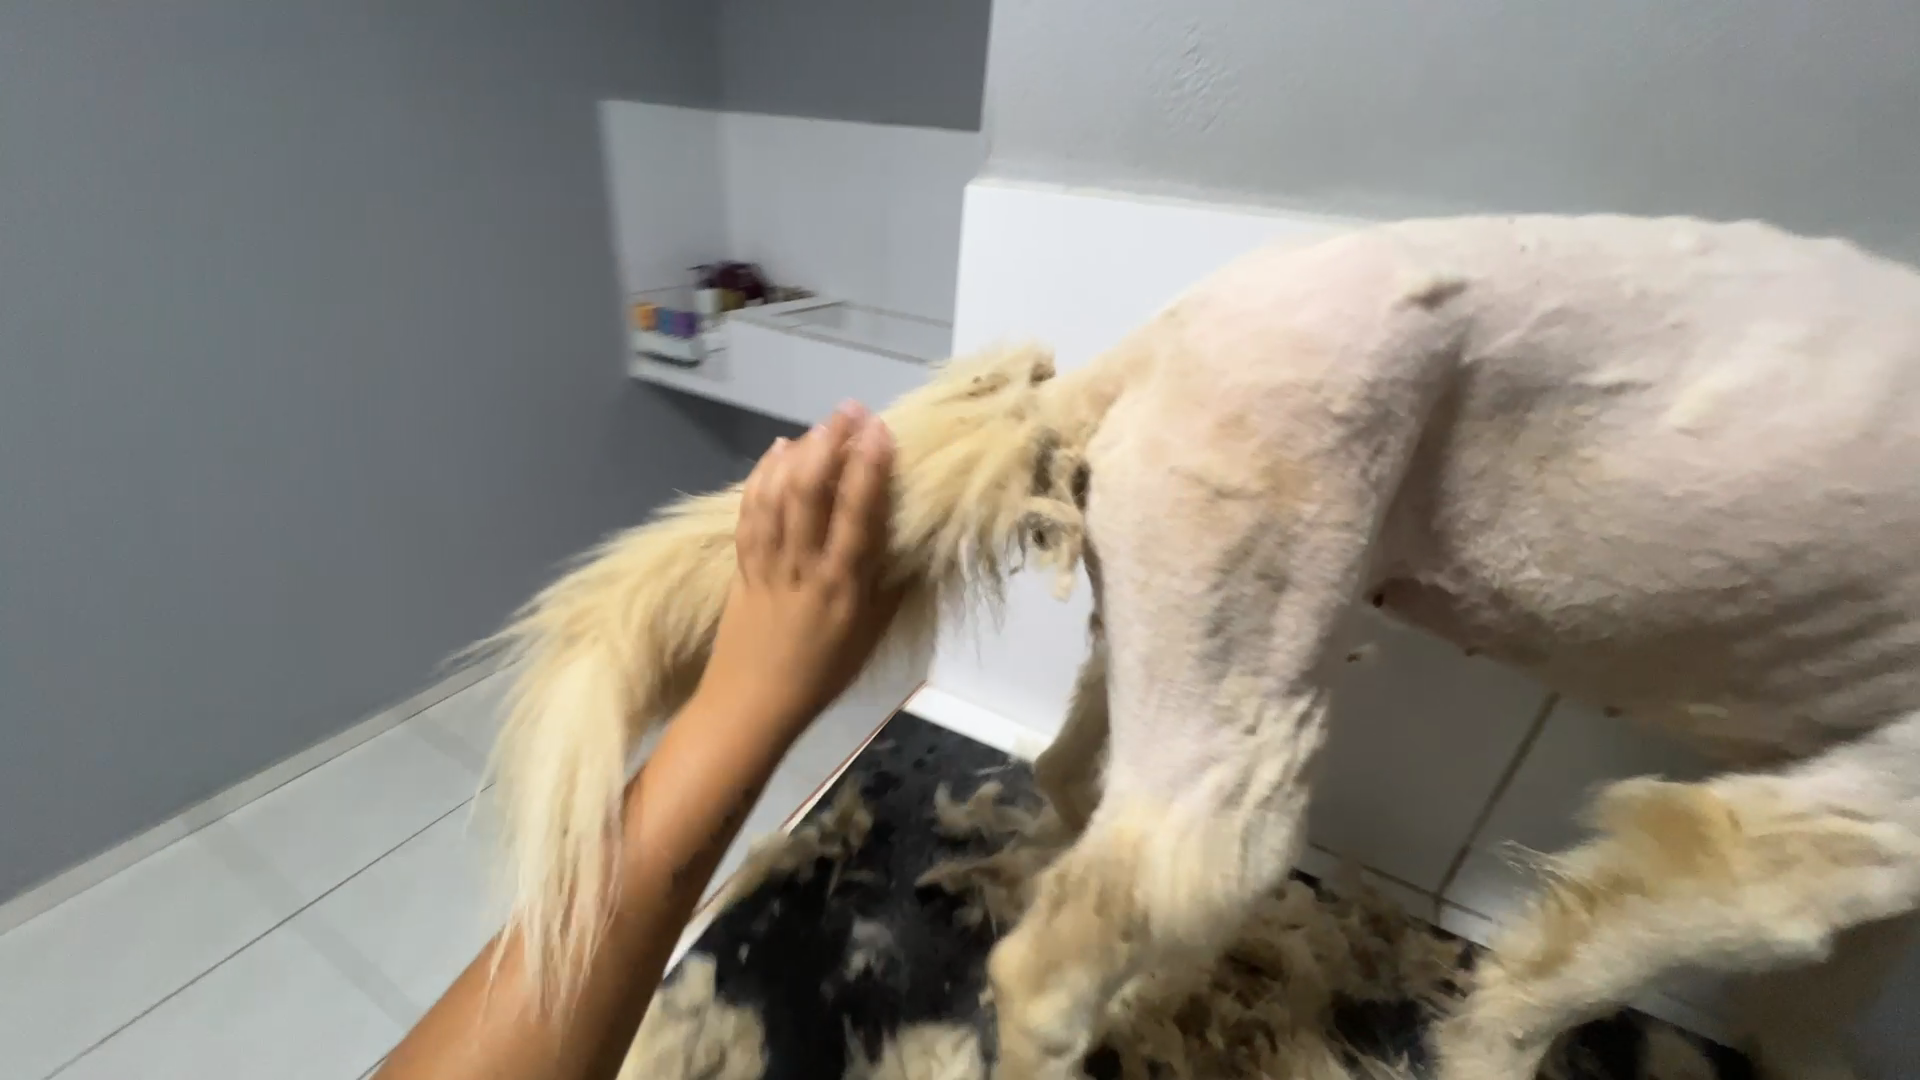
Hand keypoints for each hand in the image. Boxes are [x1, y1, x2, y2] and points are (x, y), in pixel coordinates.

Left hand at [693, 402, 902, 740]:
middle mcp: (803, 566)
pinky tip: (776, 451)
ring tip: (820, 425)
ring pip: (778, 494)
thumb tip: (913, 542)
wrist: (752, 705)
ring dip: (799, 452)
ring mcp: (767, 562)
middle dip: (831, 443)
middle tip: (850, 410)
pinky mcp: (741, 564)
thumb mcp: (873, 635)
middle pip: (812, 491)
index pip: (858, 514)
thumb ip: (892, 585)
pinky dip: (762, 475)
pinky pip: (750, 511)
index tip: (882, 430)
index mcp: (842, 585)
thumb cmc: (824, 674)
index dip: (870, 467)